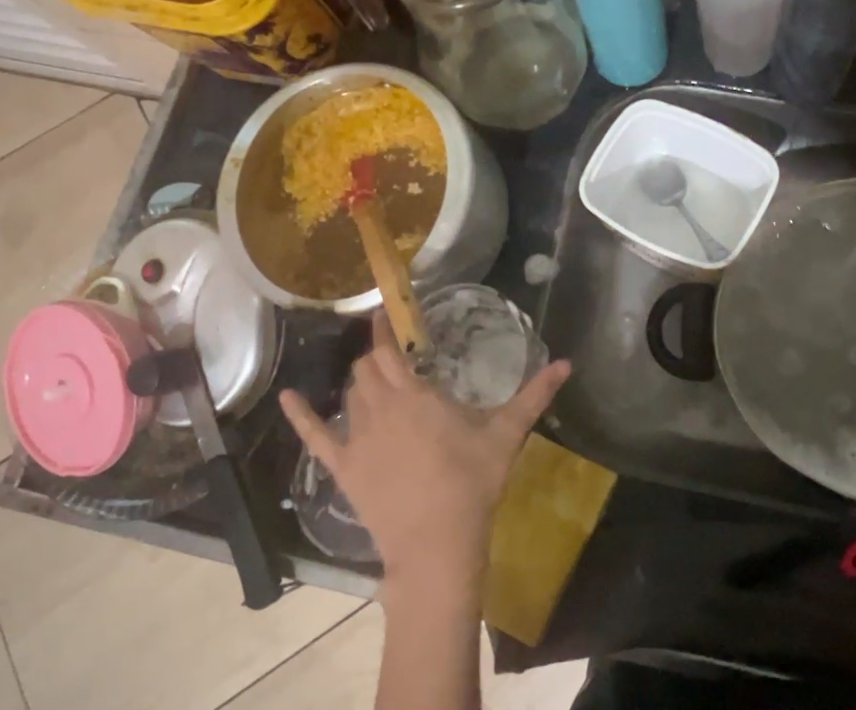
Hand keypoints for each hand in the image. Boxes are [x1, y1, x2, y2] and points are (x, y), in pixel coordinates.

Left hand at [281, 312, 572, 589]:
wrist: (436, 542)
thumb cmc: (473, 483)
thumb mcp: (507, 434)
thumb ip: (535, 394)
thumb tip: (567, 363)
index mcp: (416, 394)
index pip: (391, 349)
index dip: (385, 329)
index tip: (386, 313)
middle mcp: (380, 407)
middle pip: (367, 369)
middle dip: (377, 357)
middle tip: (395, 357)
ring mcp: (356, 438)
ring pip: (350, 395)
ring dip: (361, 383)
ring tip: (376, 382)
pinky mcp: (343, 467)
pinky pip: (315, 435)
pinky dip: (300, 414)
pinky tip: (288, 397)